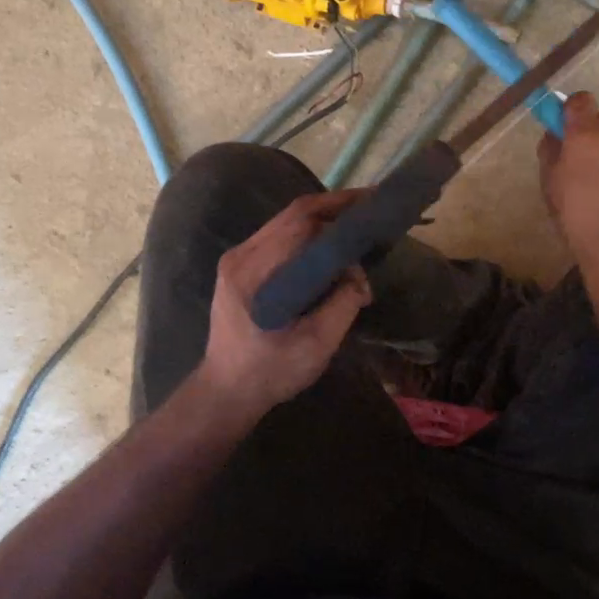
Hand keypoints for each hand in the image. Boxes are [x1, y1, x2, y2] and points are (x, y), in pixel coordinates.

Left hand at [198, 190, 372, 414]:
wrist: (225, 393)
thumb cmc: (270, 372)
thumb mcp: (316, 344)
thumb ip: (343, 304)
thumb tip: (361, 276)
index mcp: (253, 273)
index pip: (301, 224)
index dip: (339, 212)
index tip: (372, 211)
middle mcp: (241, 256)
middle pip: (294, 213)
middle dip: (336, 205)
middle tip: (372, 205)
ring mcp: (238, 258)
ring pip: (288, 220)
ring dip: (325, 216)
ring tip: (358, 219)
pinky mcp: (241, 265)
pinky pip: (281, 233)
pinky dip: (311, 230)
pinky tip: (333, 239)